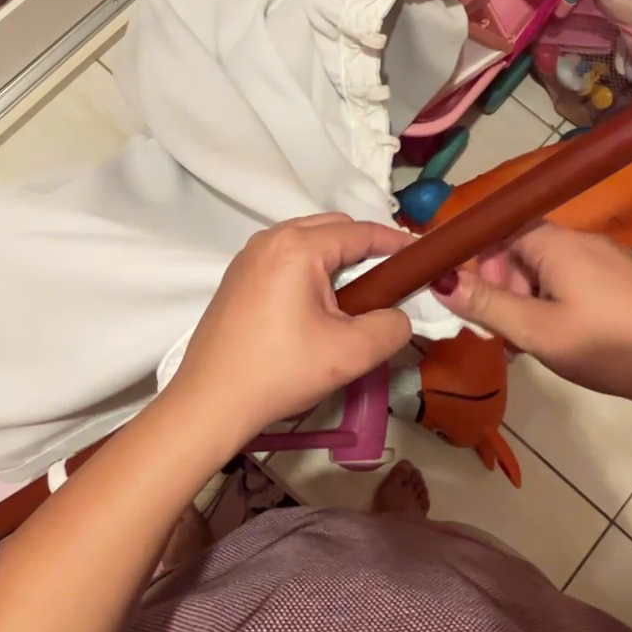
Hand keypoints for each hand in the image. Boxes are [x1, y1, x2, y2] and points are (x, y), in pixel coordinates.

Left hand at [160, 214, 414, 448]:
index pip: (358, 232)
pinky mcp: (236, 279)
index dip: (395, 243)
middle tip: (390, 281)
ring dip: (335, 258)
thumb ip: (391, 326)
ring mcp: (247, 258)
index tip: (421, 258)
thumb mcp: (351, 353)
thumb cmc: (281, 372)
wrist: (210, 403)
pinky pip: (285, 258)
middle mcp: (269, 240)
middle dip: (364, 247)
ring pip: (306, 241)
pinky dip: (309, 269)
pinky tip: (318, 305)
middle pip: (331, 228)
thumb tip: (396, 316)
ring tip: (356, 296)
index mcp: (297, 247)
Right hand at [436, 222, 631, 410]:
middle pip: (523, 250)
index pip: (500, 229)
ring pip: (549, 269)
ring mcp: (610, 259)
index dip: (479, 261)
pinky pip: (576, 280)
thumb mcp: (537, 331)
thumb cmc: (607, 346)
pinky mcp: (627, 279)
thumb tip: (437, 279)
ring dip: (528, 300)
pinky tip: (563, 339)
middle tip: (503, 332)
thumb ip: (485, 305)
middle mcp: (583, 240)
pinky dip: (556, 303)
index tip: (474, 299)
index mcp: (557, 242)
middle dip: (503, 287)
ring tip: (530, 344)